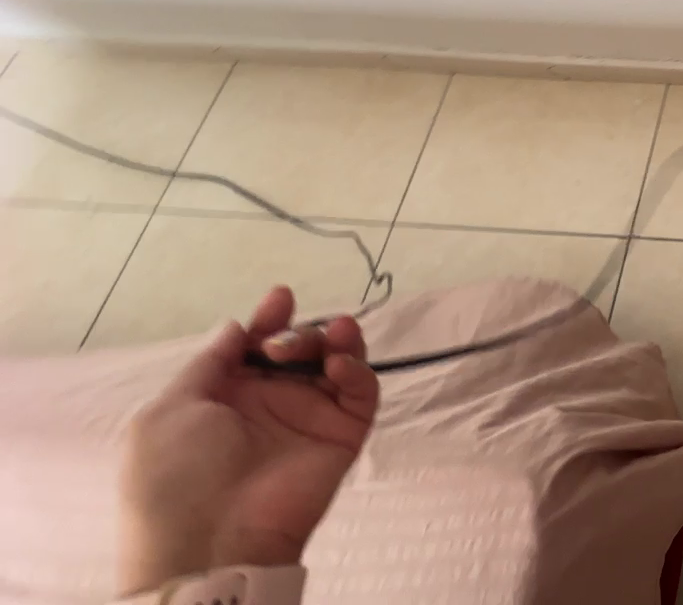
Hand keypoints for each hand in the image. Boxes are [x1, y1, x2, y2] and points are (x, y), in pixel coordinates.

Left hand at [117, 286, 378, 594]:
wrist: (212, 538)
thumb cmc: (175, 476)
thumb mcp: (168, 413)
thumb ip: (209, 364)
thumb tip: (237, 326)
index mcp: (229, 396)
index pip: (256, 347)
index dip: (269, 320)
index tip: (281, 297)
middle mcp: (274, 400)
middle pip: (302, 348)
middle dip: (300, 333)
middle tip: (286, 343)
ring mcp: (313, 414)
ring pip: (340, 361)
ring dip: (338, 342)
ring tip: (332, 337)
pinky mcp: (346, 429)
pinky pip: (362, 390)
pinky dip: (357, 371)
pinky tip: (339, 368)